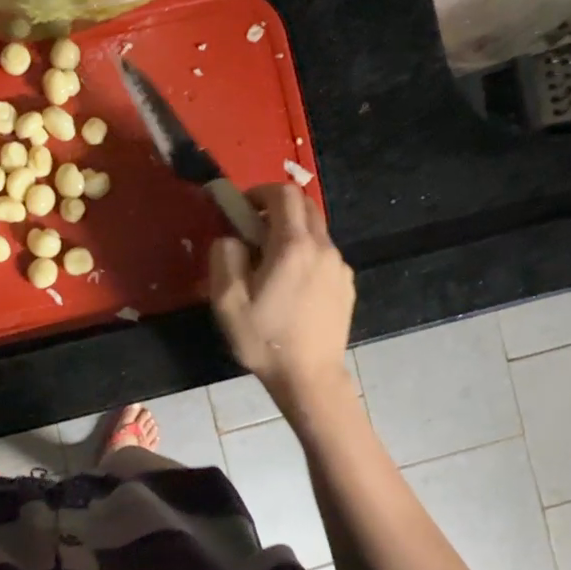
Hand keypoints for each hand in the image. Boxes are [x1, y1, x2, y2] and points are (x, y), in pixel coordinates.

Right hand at [209, 183, 355, 408]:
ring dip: (292, 233)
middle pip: (305, 206)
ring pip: (316, 231)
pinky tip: (292, 287)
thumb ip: (224, 258)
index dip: (260, 192)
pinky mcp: (346, 284)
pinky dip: (306, 255)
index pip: (283, 193)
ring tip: (270, 264)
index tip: (241, 208)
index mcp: (291, 246)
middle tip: (253, 230)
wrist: (309, 377)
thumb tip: (230, 238)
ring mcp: (339, 266)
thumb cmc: (263, 340)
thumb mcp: (227, 301)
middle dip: (277, 207)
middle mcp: (322, 247)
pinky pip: (324, 256)